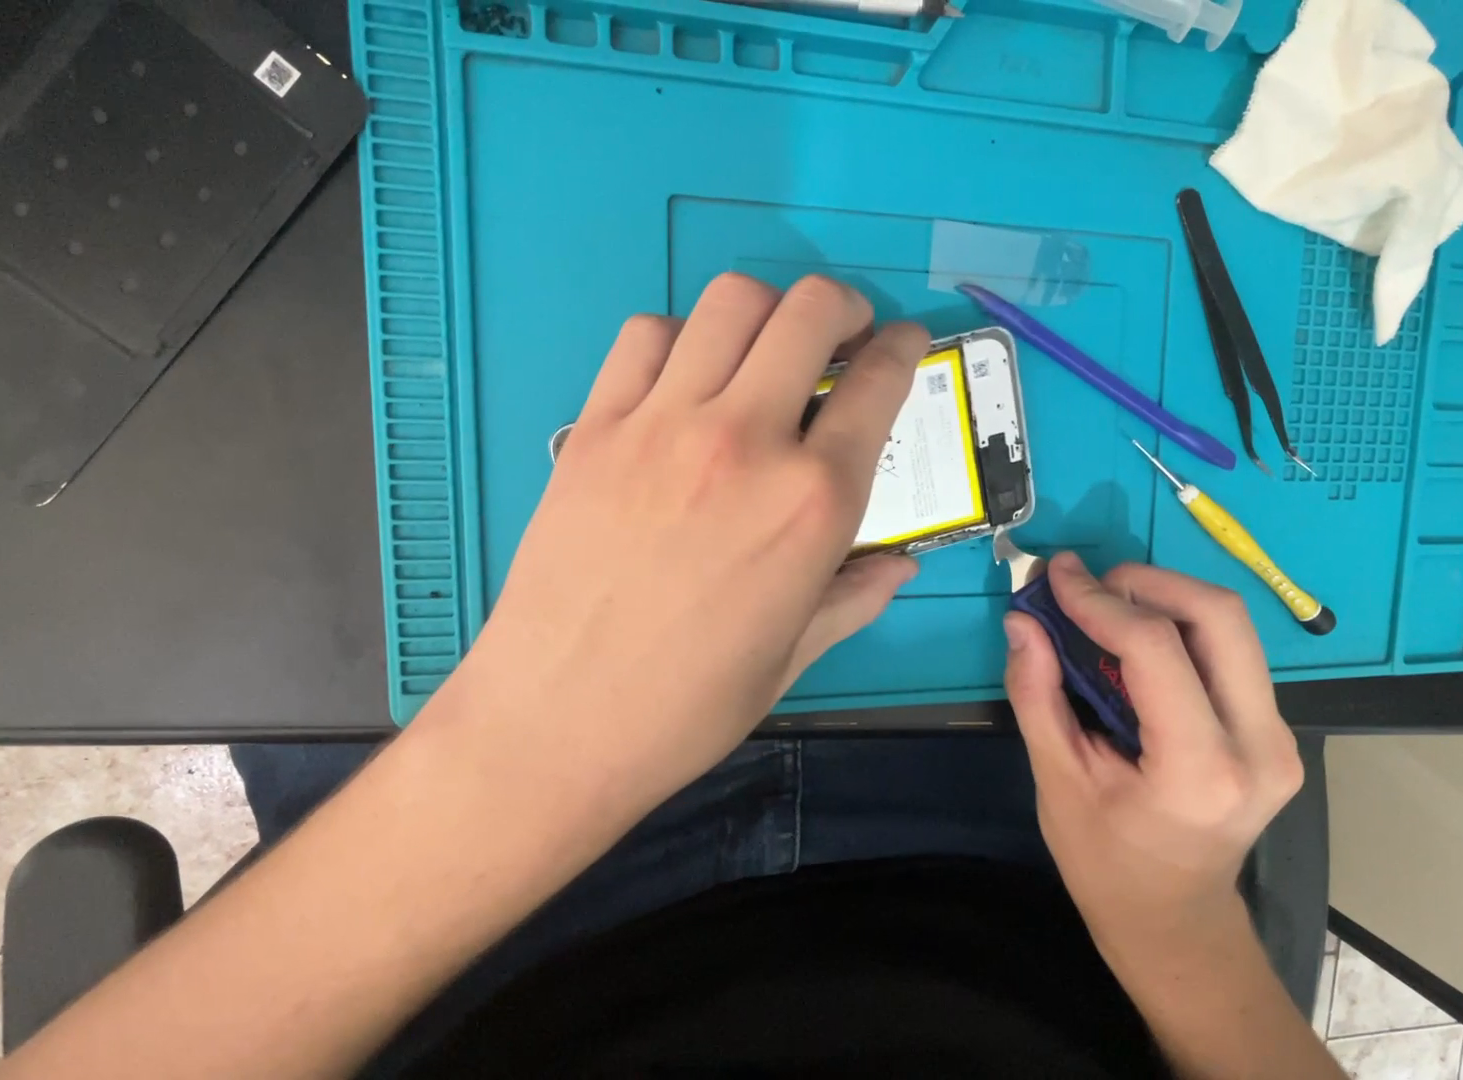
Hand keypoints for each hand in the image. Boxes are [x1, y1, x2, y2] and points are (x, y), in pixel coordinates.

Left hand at [436, 273, 926, 821]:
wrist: (556, 722)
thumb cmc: (690, 706)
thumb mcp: (793, 656)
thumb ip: (855, 596)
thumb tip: (901, 565)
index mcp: (815, 503)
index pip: (879, 384)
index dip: (905, 348)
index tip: (906, 343)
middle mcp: (747, 441)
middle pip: (811, 311)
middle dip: (845, 307)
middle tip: (845, 334)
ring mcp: (663, 425)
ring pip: (730, 303)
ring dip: (767, 311)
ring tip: (767, 348)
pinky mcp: (595, 427)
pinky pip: (646, 336)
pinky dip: (681, 338)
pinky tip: (686, 378)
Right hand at [1003, 555, 1303, 963]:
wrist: (1174, 918)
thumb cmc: (1106, 863)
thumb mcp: (1057, 781)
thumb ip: (1037, 695)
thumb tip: (1022, 621)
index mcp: (1200, 769)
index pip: (1157, 648)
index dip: (1099, 601)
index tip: (1054, 578)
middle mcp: (1260, 745)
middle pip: (1219, 617)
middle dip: (1148, 581)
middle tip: (1089, 585)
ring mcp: (1278, 736)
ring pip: (1231, 626)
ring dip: (1165, 598)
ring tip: (1105, 606)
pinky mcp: (1274, 729)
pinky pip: (1230, 651)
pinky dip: (1179, 626)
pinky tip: (1133, 639)